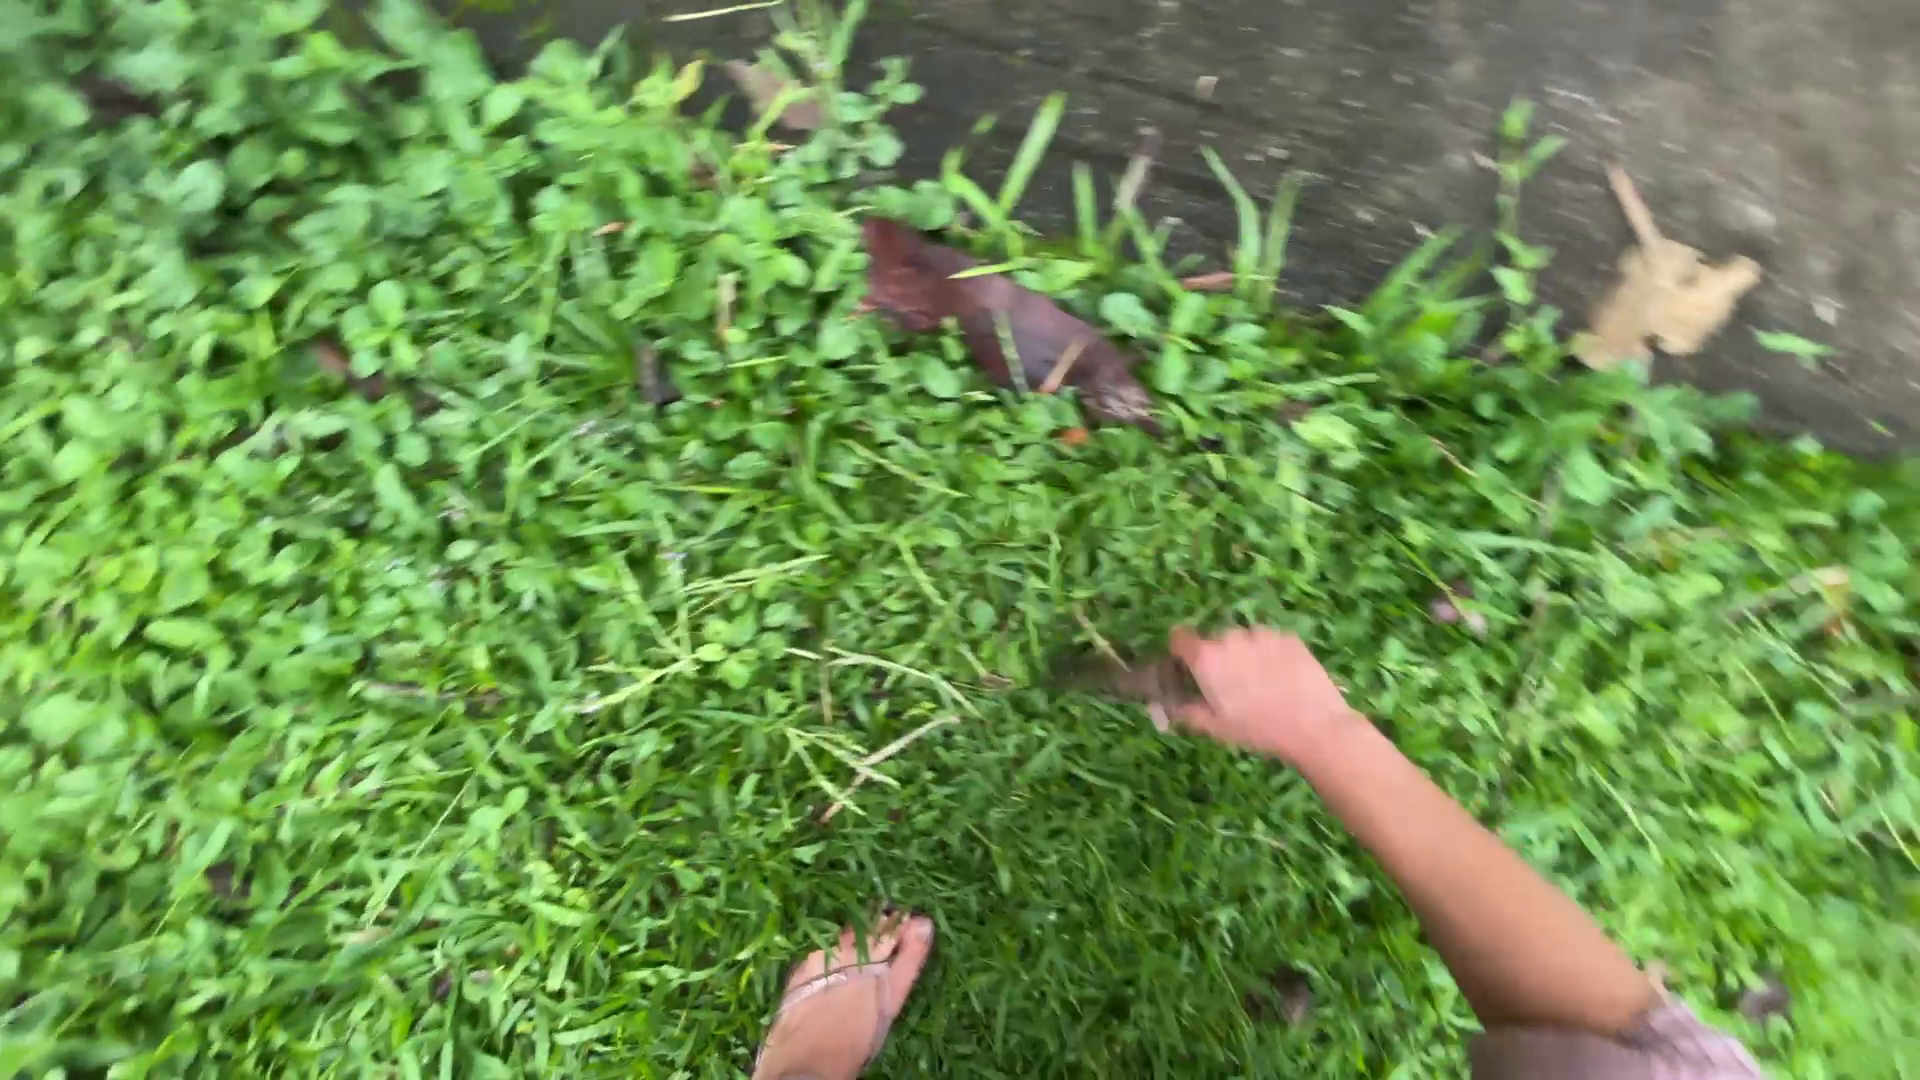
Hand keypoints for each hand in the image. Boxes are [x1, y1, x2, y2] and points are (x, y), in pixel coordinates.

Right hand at [1169, 626, 1358, 763]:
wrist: (1316, 726)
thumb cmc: (1259, 729)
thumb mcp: (1216, 728)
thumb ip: (1188, 713)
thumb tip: (1171, 707)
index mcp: (1206, 657)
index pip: (1179, 638)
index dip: (1181, 653)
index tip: (1189, 670)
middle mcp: (1229, 637)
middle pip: (1213, 640)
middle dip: (1217, 658)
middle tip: (1231, 685)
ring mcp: (1261, 634)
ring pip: (1243, 640)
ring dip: (1244, 654)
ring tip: (1261, 682)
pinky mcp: (1288, 636)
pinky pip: (1269, 641)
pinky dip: (1270, 653)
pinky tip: (1283, 677)